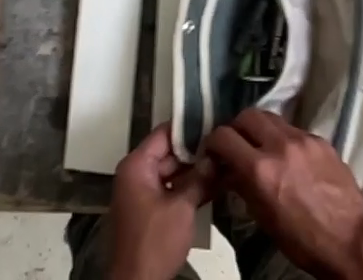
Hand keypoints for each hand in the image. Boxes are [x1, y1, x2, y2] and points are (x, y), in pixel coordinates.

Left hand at [108, 123, 213, 279]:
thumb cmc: (155, 241)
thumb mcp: (181, 207)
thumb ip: (199, 179)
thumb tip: (216, 157)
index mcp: (137, 165)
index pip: (164, 133)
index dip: (189, 127)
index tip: (214, 121)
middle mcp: (136, 173)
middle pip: (169, 152)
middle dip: (197, 151)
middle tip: (226, 144)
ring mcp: (142, 192)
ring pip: (172, 172)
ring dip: (196, 171)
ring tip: (226, 162)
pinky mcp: (150, 209)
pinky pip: (171, 189)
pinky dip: (189, 188)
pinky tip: (215, 185)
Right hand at [202, 110, 362, 279]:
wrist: (351, 242)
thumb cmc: (303, 240)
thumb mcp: (263, 218)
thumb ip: (243, 185)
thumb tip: (229, 169)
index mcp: (260, 169)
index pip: (223, 136)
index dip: (213, 142)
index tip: (213, 152)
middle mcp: (280, 145)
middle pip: (247, 115)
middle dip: (237, 127)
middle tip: (236, 143)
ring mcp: (304, 139)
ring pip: (272, 117)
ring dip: (261, 128)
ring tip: (262, 146)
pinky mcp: (322, 140)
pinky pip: (295, 130)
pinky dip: (285, 138)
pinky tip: (290, 157)